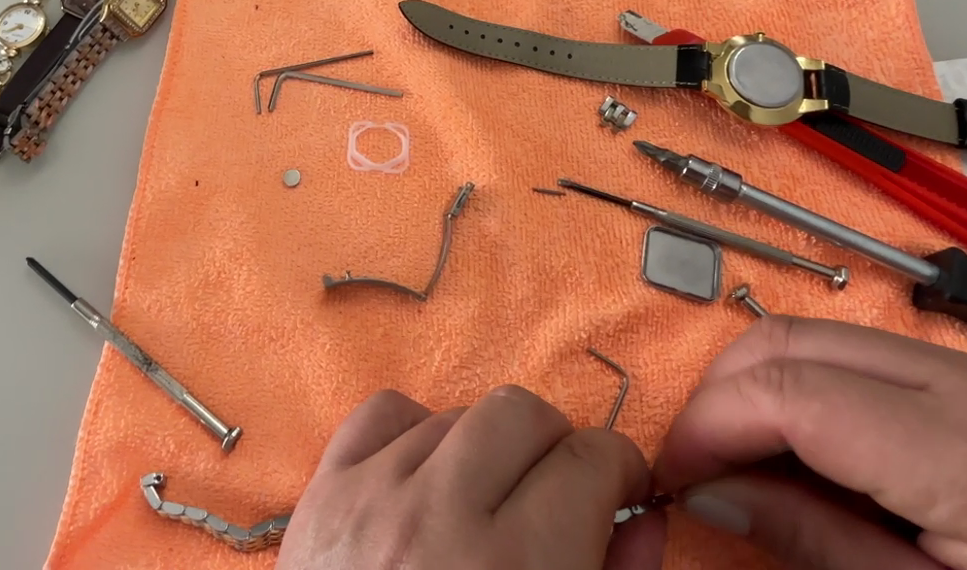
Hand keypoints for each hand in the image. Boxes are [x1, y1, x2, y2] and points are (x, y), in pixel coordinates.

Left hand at [276, 386, 664, 569]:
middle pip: (518, 412)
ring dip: (484, 451)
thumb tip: (642, 514)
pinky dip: (414, 432)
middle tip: (555, 492)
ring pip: (455, 414)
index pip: (587, 460)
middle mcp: (438, 515)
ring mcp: (371, 493)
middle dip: (553, 443)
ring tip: (481, 507)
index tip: (621, 487)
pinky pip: (384, 413)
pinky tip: (423, 479)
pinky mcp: (323, 489)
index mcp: (512, 568)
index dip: (619, 466)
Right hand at [656, 317, 966, 569]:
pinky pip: (869, 357)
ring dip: (763, 384)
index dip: (709, 423)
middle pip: (792, 339)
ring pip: (822, 336)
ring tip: (752, 462)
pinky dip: (815, 387)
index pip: (788, 389)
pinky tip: (820, 454)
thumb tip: (709, 492)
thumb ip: (818, 546)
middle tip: (701, 466)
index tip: (674, 475)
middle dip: (722, 391)